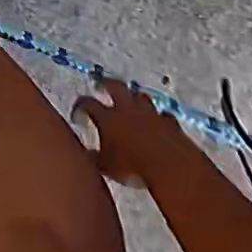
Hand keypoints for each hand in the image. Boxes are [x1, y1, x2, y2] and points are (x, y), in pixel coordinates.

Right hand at [72, 79, 195, 189]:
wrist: (173, 168)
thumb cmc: (135, 168)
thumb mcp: (107, 167)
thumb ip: (95, 158)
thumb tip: (86, 156)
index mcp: (107, 118)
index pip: (87, 104)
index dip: (80, 107)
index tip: (78, 115)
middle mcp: (127, 109)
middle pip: (114, 86)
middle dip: (106, 83)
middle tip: (100, 84)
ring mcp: (150, 114)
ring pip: (140, 96)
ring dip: (134, 97)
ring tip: (131, 100)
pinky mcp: (170, 123)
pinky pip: (163, 115)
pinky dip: (159, 117)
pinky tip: (159, 121)